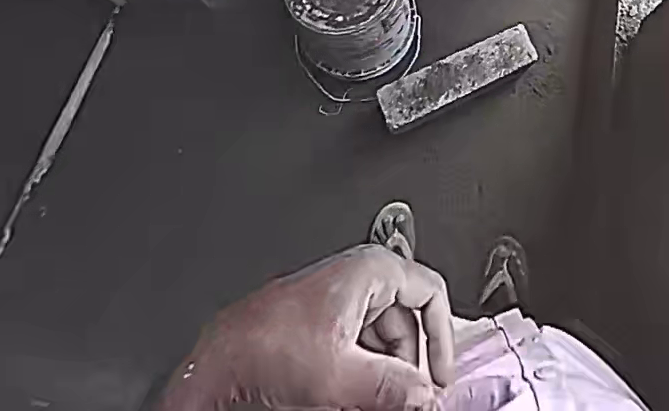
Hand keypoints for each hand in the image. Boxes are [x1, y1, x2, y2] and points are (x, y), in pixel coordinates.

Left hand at [160, 245, 455, 410]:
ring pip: (386, 336)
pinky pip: (364, 343)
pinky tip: (355, 393)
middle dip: (410, 363)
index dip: (443, 337)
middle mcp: (364, 276)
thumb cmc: (270, 343)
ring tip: (375, 398)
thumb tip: (427, 396)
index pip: (431, 294)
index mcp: (374, 270)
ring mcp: (346, 296)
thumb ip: (392, 387)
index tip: (441, 376)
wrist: (225, 354)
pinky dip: (367, 369)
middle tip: (407, 398)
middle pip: (409, 320)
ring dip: (387, 370)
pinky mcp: (331, 317)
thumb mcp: (340, 373)